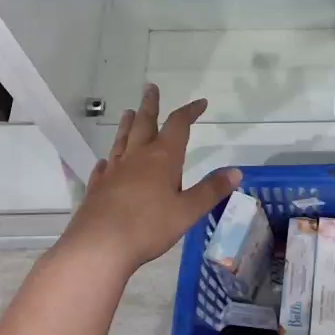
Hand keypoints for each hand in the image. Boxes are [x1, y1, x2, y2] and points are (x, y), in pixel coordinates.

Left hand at [59, 84, 240, 272]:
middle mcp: (136, 157)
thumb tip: (237, 171)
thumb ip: (211, 190)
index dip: (190, 111)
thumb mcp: (188, 211)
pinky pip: (104, 168)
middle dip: (150, 106)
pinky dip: (108, 160)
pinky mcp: (97, 188)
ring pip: (122, 140)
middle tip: (150, 88)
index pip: (178, 125)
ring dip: (127, 125)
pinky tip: (105, 162)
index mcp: (162, 158)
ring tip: (128, 112)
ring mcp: (114, 171)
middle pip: (144, 123)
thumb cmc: (149, 227)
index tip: (200, 103)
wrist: (99, 246)